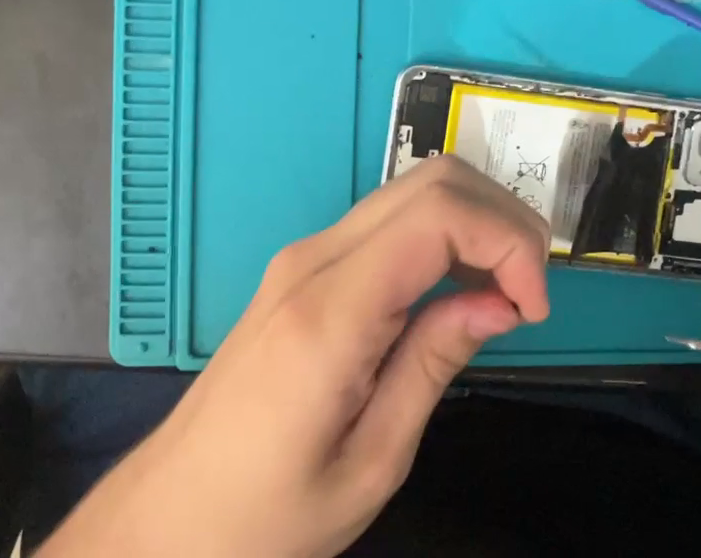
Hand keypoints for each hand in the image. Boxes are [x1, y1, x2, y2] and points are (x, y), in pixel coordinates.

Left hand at [40, 156, 551, 557]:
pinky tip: (459, 289)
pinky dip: (443, 235)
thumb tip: (500, 301)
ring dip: (475, 222)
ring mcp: (304, 257)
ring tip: (504, 292)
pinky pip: (389, 221)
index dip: (507, 242)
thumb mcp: (372, 461)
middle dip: (502, 219)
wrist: (167, 518)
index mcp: (330, 310)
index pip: (438, 215)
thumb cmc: (267, 514)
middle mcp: (314, 259)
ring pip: (413, 190)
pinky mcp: (303, 268)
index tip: (533, 309)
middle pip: (431, 181)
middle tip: (530, 291)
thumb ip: (435, 363)